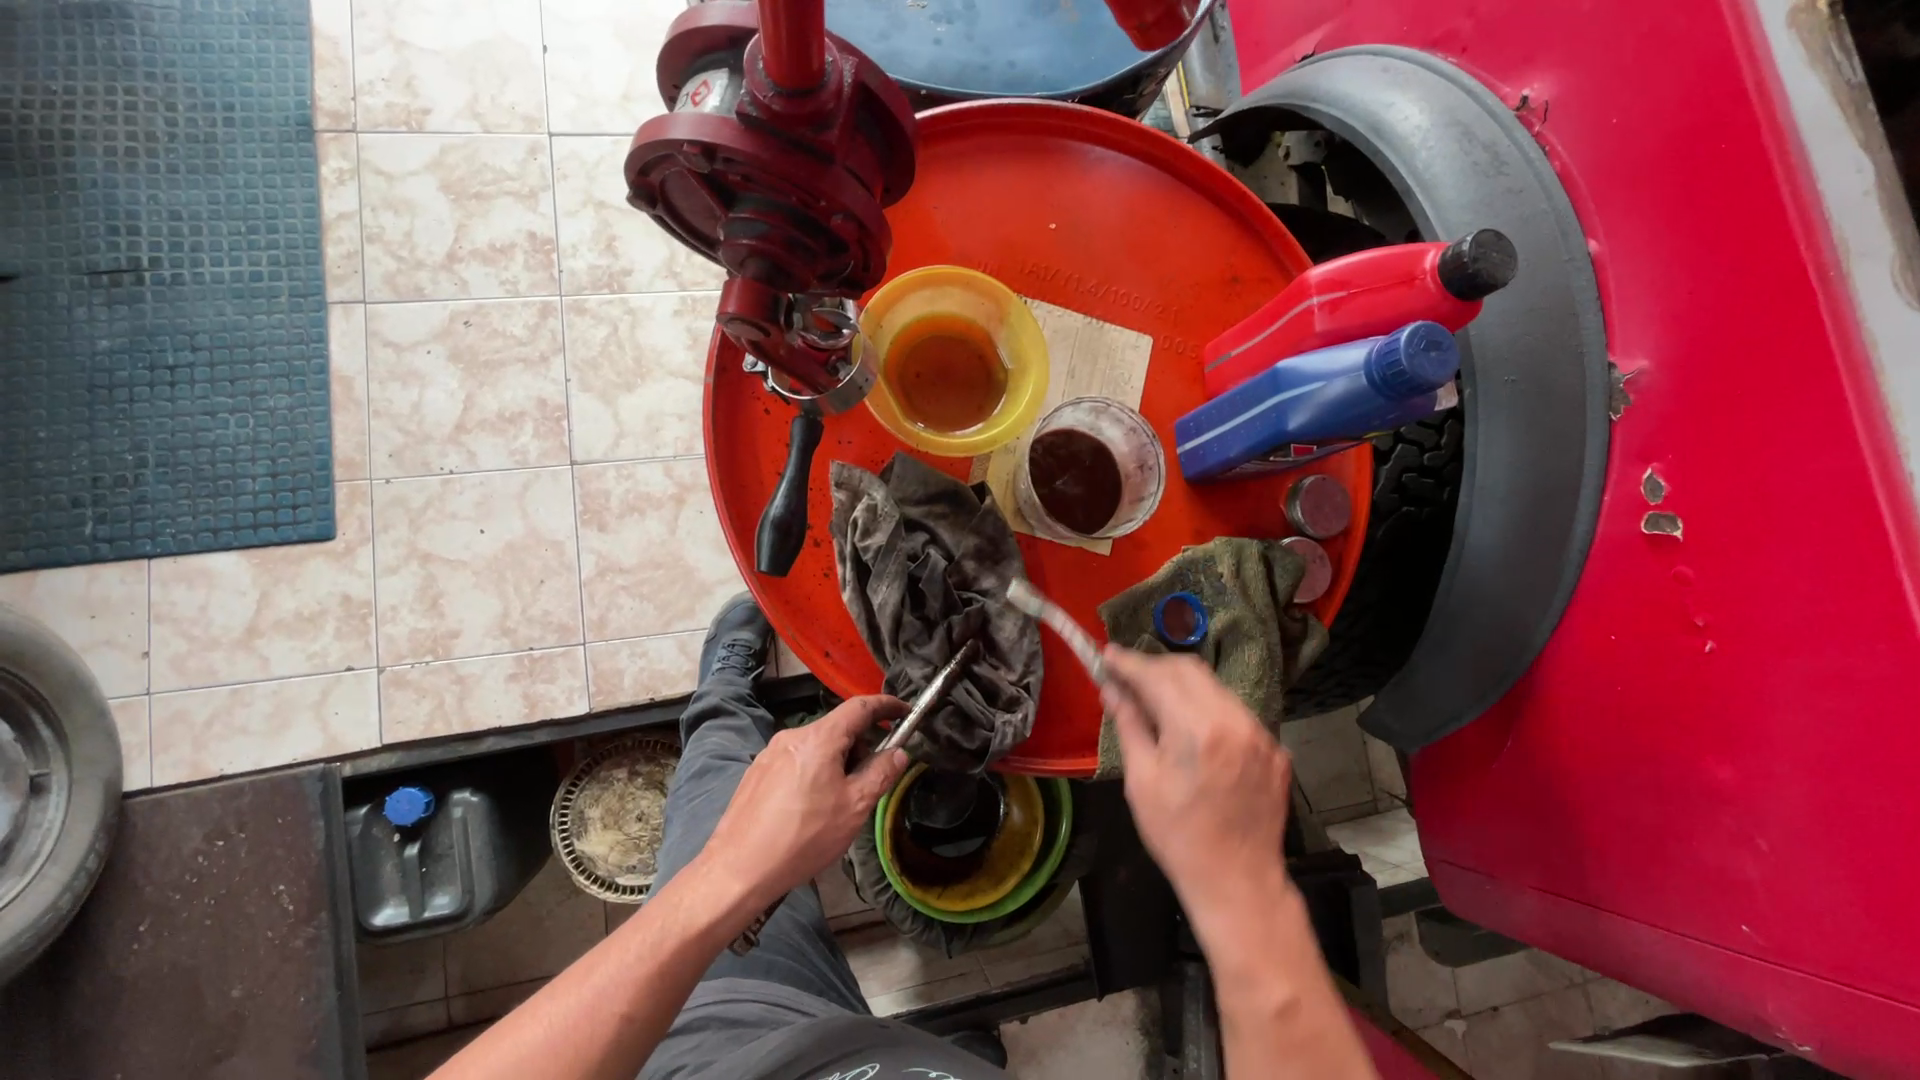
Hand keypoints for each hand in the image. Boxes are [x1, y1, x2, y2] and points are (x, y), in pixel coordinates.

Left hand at [702, 695, 911, 908]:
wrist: (739, 870)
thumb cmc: (802, 838)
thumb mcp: (854, 808)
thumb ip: (881, 774)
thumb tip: (898, 753)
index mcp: (819, 739)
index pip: (860, 707)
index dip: (886, 705)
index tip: (904, 712)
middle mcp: (792, 736)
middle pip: (838, 729)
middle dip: (861, 747)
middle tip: (871, 781)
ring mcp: (770, 753)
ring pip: (818, 747)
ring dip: (838, 763)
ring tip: (839, 804)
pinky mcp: (757, 772)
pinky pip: (797, 761)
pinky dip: (815, 772)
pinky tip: (811, 809)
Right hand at [1104, 646, 1292, 917]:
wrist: (1238, 881)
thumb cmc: (1178, 836)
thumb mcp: (1141, 781)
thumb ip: (1130, 725)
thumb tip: (1112, 690)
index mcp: (1197, 728)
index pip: (1158, 676)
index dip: (1129, 662)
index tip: (1107, 654)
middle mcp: (1235, 720)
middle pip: (1190, 670)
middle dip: (1155, 667)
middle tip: (1127, 676)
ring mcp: (1260, 734)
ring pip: (1215, 688)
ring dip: (1182, 686)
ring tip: (1155, 701)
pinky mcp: (1274, 749)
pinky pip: (1235, 713)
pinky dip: (1208, 710)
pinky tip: (1191, 730)